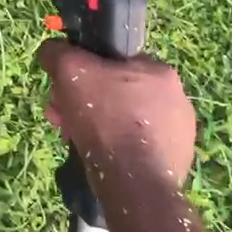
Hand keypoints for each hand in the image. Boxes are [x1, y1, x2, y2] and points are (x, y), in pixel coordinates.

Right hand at [36, 39, 195, 185]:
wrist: (133, 181)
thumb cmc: (104, 115)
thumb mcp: (68, 67)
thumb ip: (56, 50)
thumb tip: (53, 52)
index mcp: (159, 71)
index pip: (111, 59)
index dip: (80, 69)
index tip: (63, 85)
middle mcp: (176, 98)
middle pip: (111, 89)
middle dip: (80, 99)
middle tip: (61, 111)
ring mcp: (178, 132)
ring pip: (119, 115)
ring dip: (91, 120)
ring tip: (71, 132)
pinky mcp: (174, 159)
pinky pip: (133, 140)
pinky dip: (111, 141)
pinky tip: (95, 150)